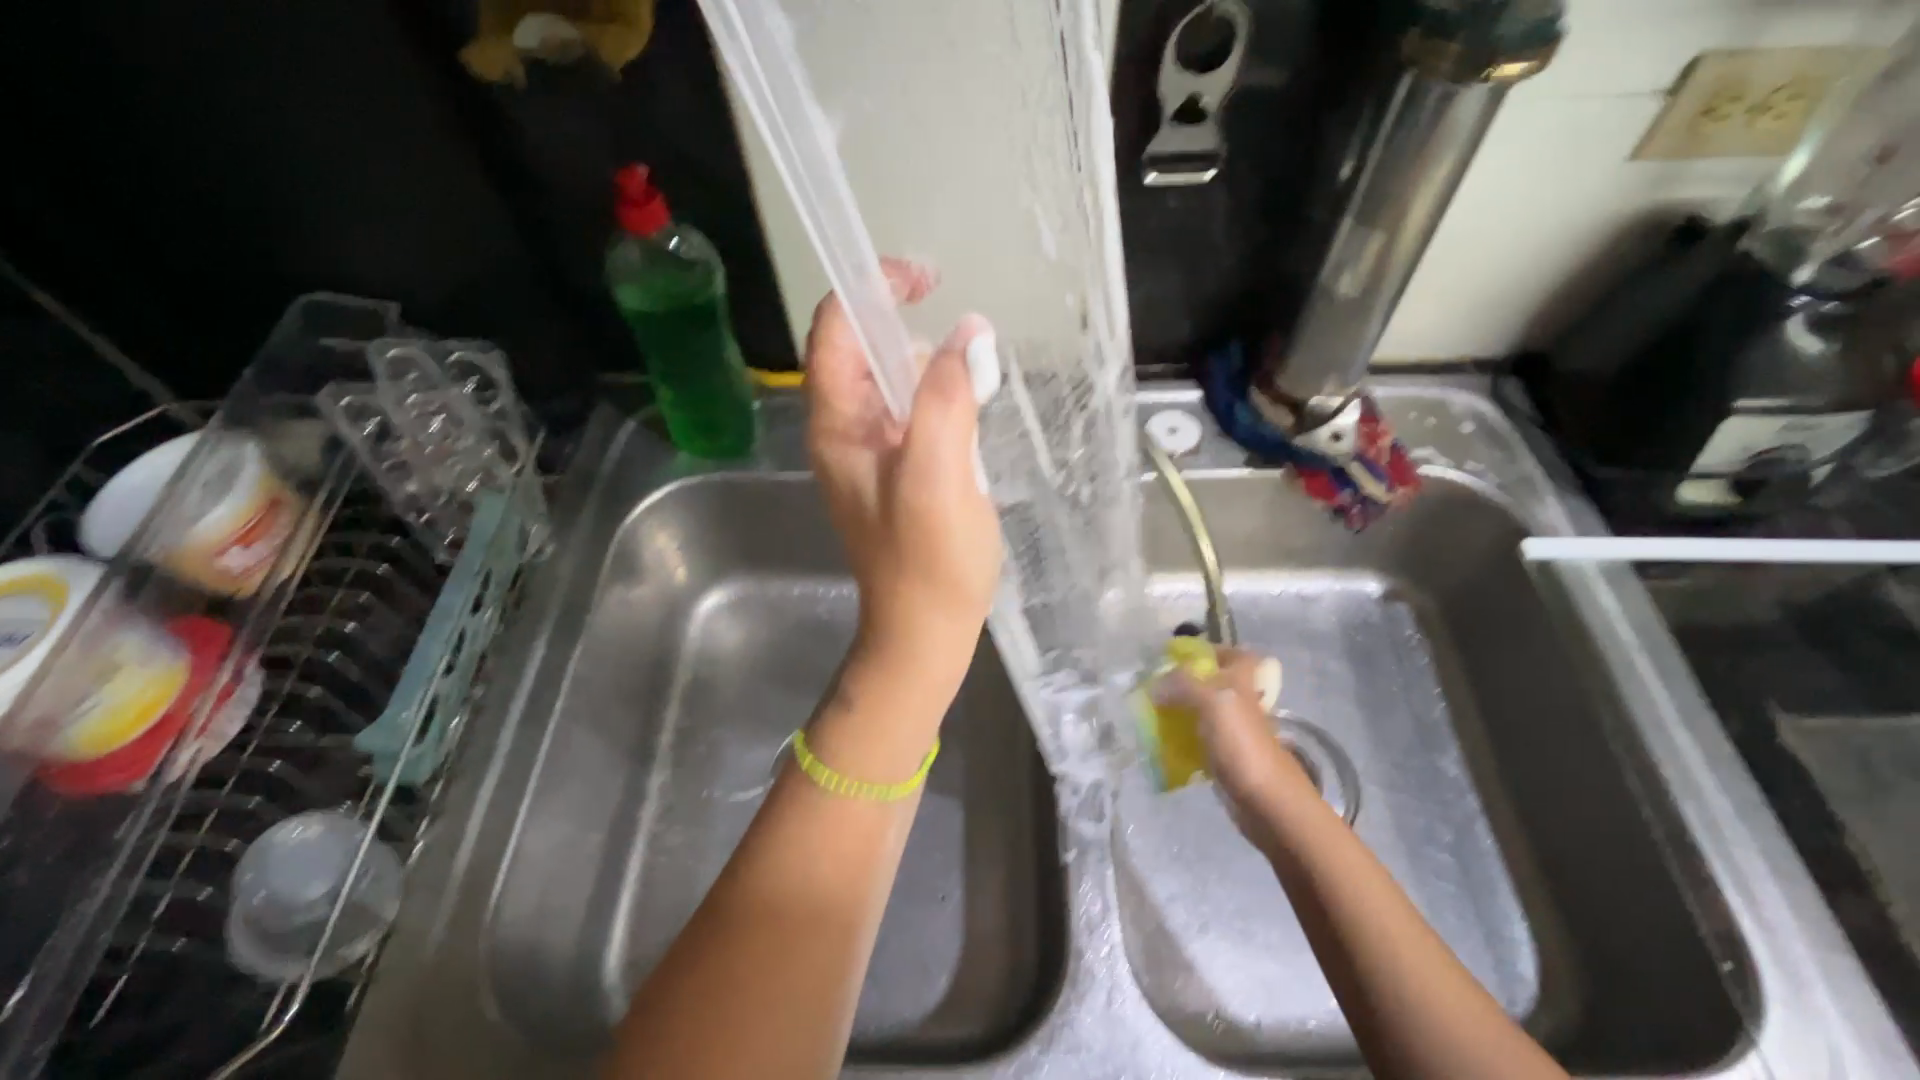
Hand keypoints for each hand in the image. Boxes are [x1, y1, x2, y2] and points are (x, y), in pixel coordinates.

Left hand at [805, 260, 1002, 686]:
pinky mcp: (898, 467)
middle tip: (964, 332)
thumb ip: (948, 397)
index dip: (871, 289)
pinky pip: (912, 410)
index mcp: (836, 423)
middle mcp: (843, 428)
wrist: (925, 631)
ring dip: (929, 361)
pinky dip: (939, 395)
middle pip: (860, 346)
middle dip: (905, 323)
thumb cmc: (928, 561)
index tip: (926, 280)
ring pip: (890, 377)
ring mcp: (870, 449)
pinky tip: (970, 411)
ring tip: (972, 378)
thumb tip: (970, 331)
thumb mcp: (939, 474)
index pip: (834, 328)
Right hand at [1158, 647, 1316, 852]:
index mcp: (1243, 683)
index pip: (1238, 656)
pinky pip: (1199, 744)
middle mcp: (1240, 704)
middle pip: (1216, 685)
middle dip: (1186, 684)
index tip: (1184, 655)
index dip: (1216, 651)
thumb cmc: (1242, 743)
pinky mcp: (1225, 760)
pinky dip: (1182, 743)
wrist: (1266, 800)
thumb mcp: (1212, 701)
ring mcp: (1233, 734)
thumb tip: (1156, 683)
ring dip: (1180, 713)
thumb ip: (1183, 684)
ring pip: (1204, 715)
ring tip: (1150, 715)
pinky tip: (1161, 746)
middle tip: (1156, 687)